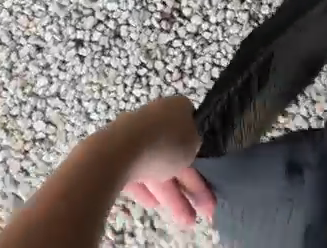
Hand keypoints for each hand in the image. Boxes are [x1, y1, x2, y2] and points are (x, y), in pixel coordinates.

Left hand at [115, 96, 215, 228]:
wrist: (120, 151)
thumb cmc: (166, 141)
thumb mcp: (195, 144)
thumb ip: (194, 147)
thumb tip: (188, 149)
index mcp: (178, 107)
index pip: (193, 127)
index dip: (201, 151)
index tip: (208, 169)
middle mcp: (157, 119)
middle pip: (176, 153)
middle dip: (191, 182)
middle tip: (205, 206)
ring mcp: (136, 138)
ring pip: (159, 167)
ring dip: (174, 194)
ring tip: (187, 219)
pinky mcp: (118, 158)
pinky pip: (139, 175)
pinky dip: (148, 189)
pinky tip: (155, 205)